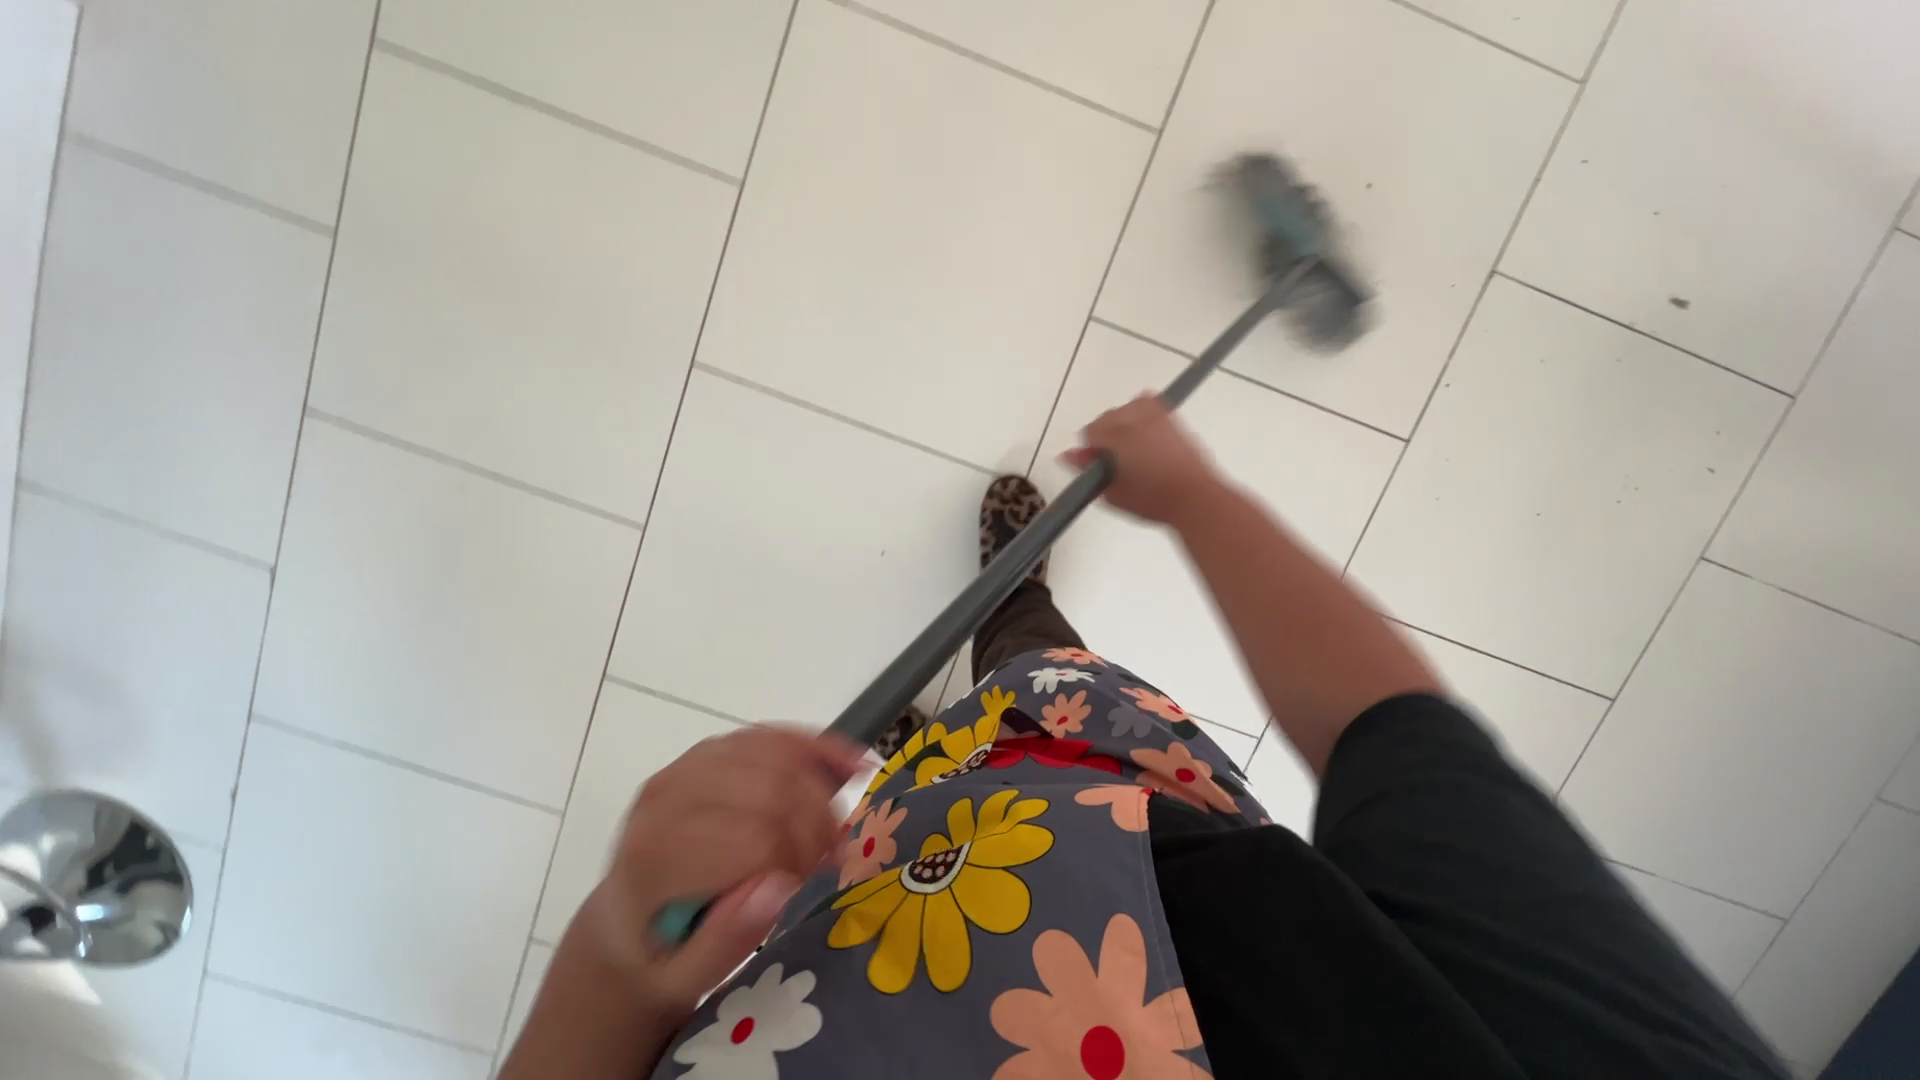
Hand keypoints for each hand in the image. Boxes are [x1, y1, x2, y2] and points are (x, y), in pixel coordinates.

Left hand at [579, 725, 864, 1014]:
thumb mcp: (683, 976)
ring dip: (819, 792)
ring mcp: (686, 766)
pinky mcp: (708, 752)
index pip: (751, 837)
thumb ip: (725, 940)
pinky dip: (817, 749)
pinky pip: (772, 736)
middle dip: (815, 824)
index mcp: (655, 855)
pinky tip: (851, 767)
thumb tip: (777, 888)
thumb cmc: (660, 953)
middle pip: (770, 789)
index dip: (796, 860)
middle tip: (831, 861)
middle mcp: (667, 797)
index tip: (809, 887)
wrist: (625, 922)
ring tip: (831, 832)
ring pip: (777, 755)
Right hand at [1061, 394, 1222, 524]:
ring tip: (1130, 448)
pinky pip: (1150, 403)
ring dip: (1122, 423)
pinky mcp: (1172, 419)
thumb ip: (1088, 470)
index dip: (1090, 451)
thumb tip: (1067, 455)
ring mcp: (1156, 416)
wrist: (1196, 498)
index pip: (1091, 431)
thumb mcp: (1113, 493)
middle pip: (1107, 417)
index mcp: (1118, 437)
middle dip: (1105, 435)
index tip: (1098, 467)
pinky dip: (1141, 412)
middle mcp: (1136, 419)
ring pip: (1126, 408)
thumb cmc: (1153, 500)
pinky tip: (1145, 433)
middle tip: (1114, 462)